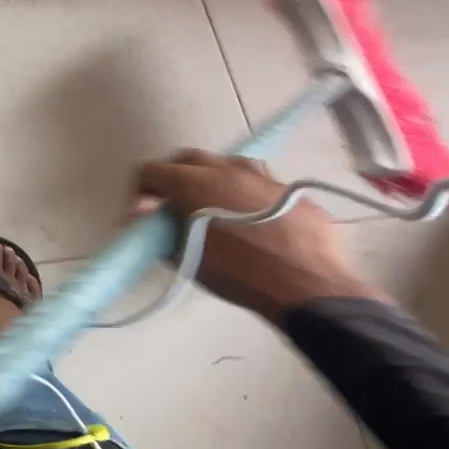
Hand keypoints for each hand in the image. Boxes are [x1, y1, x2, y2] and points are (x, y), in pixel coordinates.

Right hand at [136, 149, 389, 320]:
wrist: (308, 290)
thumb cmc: (236, 272)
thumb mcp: (183, 254)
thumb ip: (161, 228)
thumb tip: (147, 216)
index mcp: (190, 182)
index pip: (149, 171)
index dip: (140, 191)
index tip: (142, 213)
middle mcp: (226, 171)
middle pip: (190, 158)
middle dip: (175, 175)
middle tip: (174, 200)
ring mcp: (266, 181)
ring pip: (233, 164)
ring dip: (217, 177)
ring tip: (216, 200)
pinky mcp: (298, 197)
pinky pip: (267, 187)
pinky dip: (252, 196)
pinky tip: (255, 219)